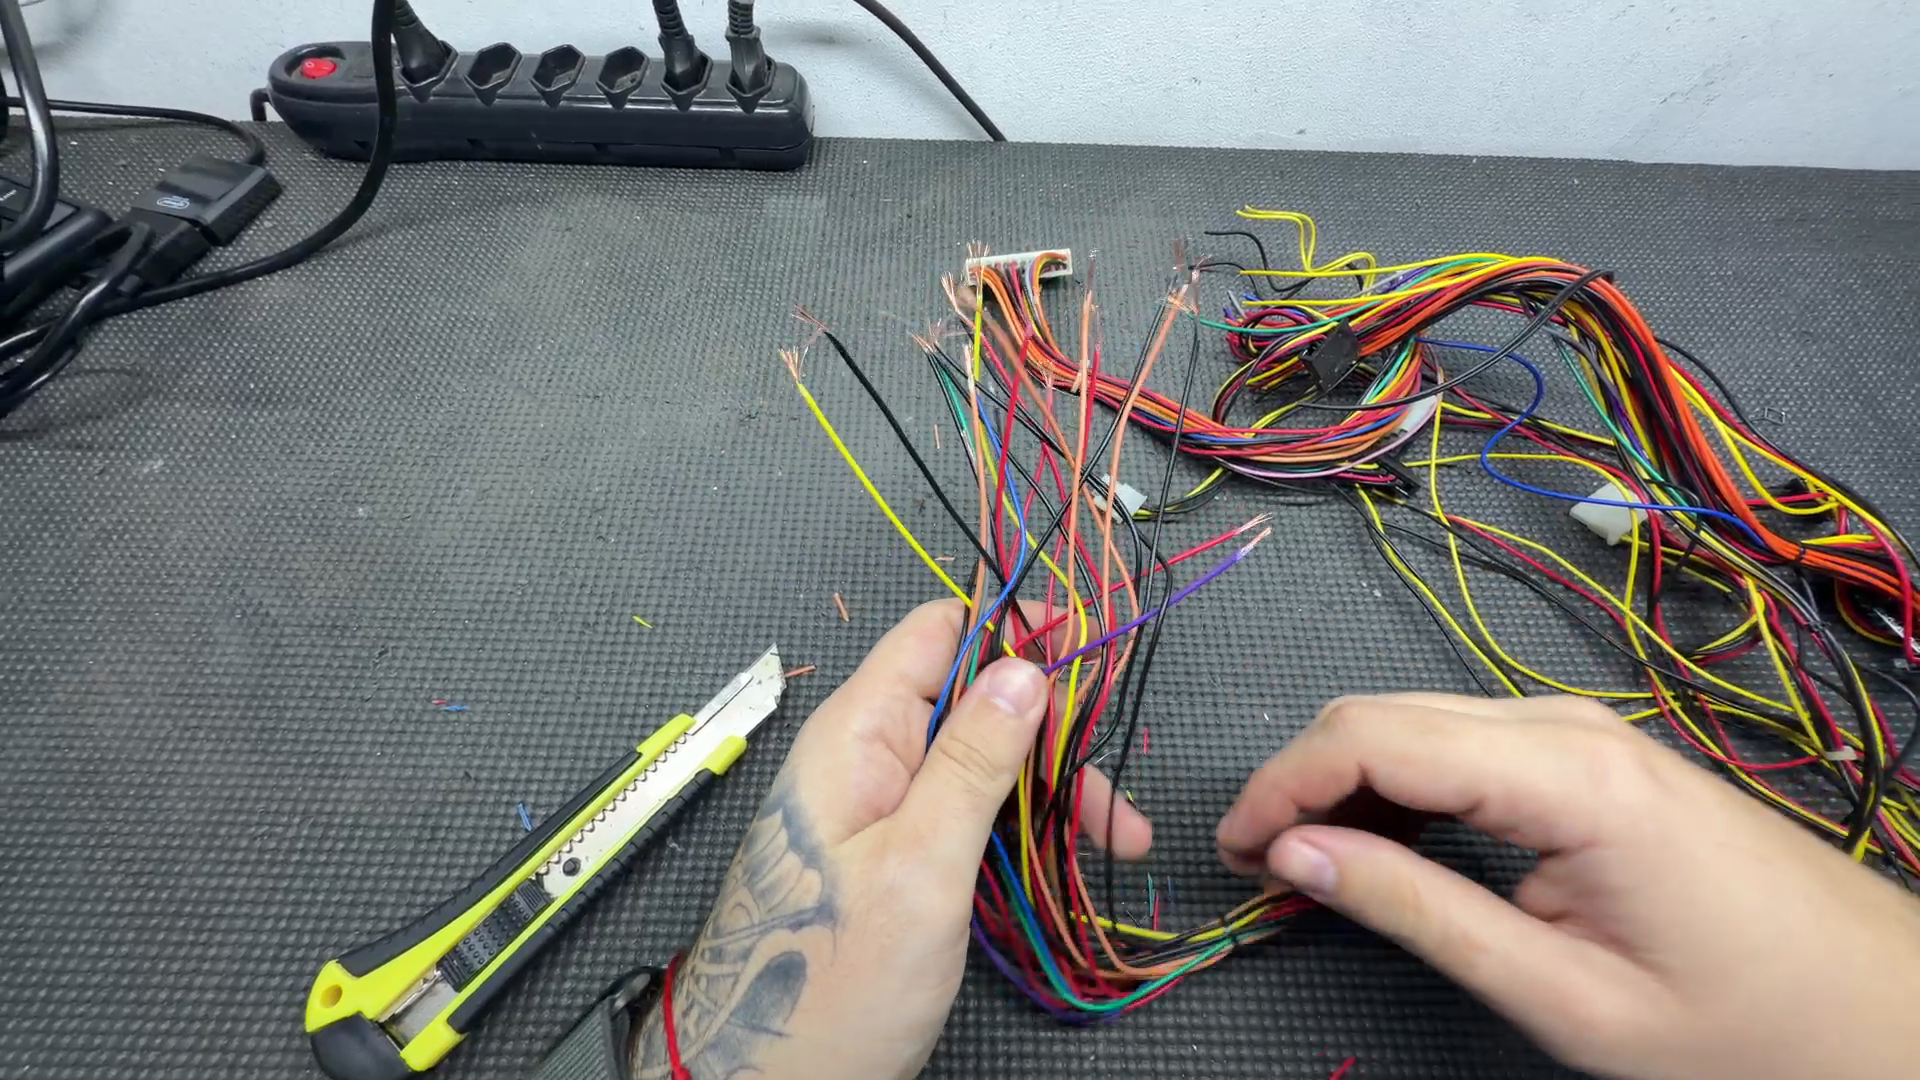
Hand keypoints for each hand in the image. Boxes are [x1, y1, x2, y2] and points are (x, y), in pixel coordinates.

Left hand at [629, 599, 1151, 1079]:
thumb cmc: (828, 978)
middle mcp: (876, 748)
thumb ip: (972, 760)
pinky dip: (1028, 821)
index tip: (1078, 650)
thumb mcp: (919, 864)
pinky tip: (1076, 850)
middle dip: (1049, 728)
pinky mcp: (908, 840)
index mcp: (862, 728)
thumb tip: (1024, 667)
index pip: (938, 631)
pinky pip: (975, 804)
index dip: (1009, 627)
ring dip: (1052, 784)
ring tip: (1119, 833)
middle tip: (1109, 781)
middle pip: (976, 695)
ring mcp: (892, 796)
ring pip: (986, 754)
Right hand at [1215, 693, 1919, 1079]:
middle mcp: (1556, 721)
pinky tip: (1373, 834)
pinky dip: (1384, 779)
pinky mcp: (1570, 746)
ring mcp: (1565, 726)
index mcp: (1566, 774)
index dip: (1280, 785)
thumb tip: (1293, 854)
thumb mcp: (1568, 999)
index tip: (1234, 846)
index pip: (1368, 738)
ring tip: (1302, 852)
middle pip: (1373, 716)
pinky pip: (1441, 739)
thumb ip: (1415, 911)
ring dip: (1334, 778)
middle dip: (1294, 779)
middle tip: (1257, 856)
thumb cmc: (1756, 1034)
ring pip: (1399, 720)